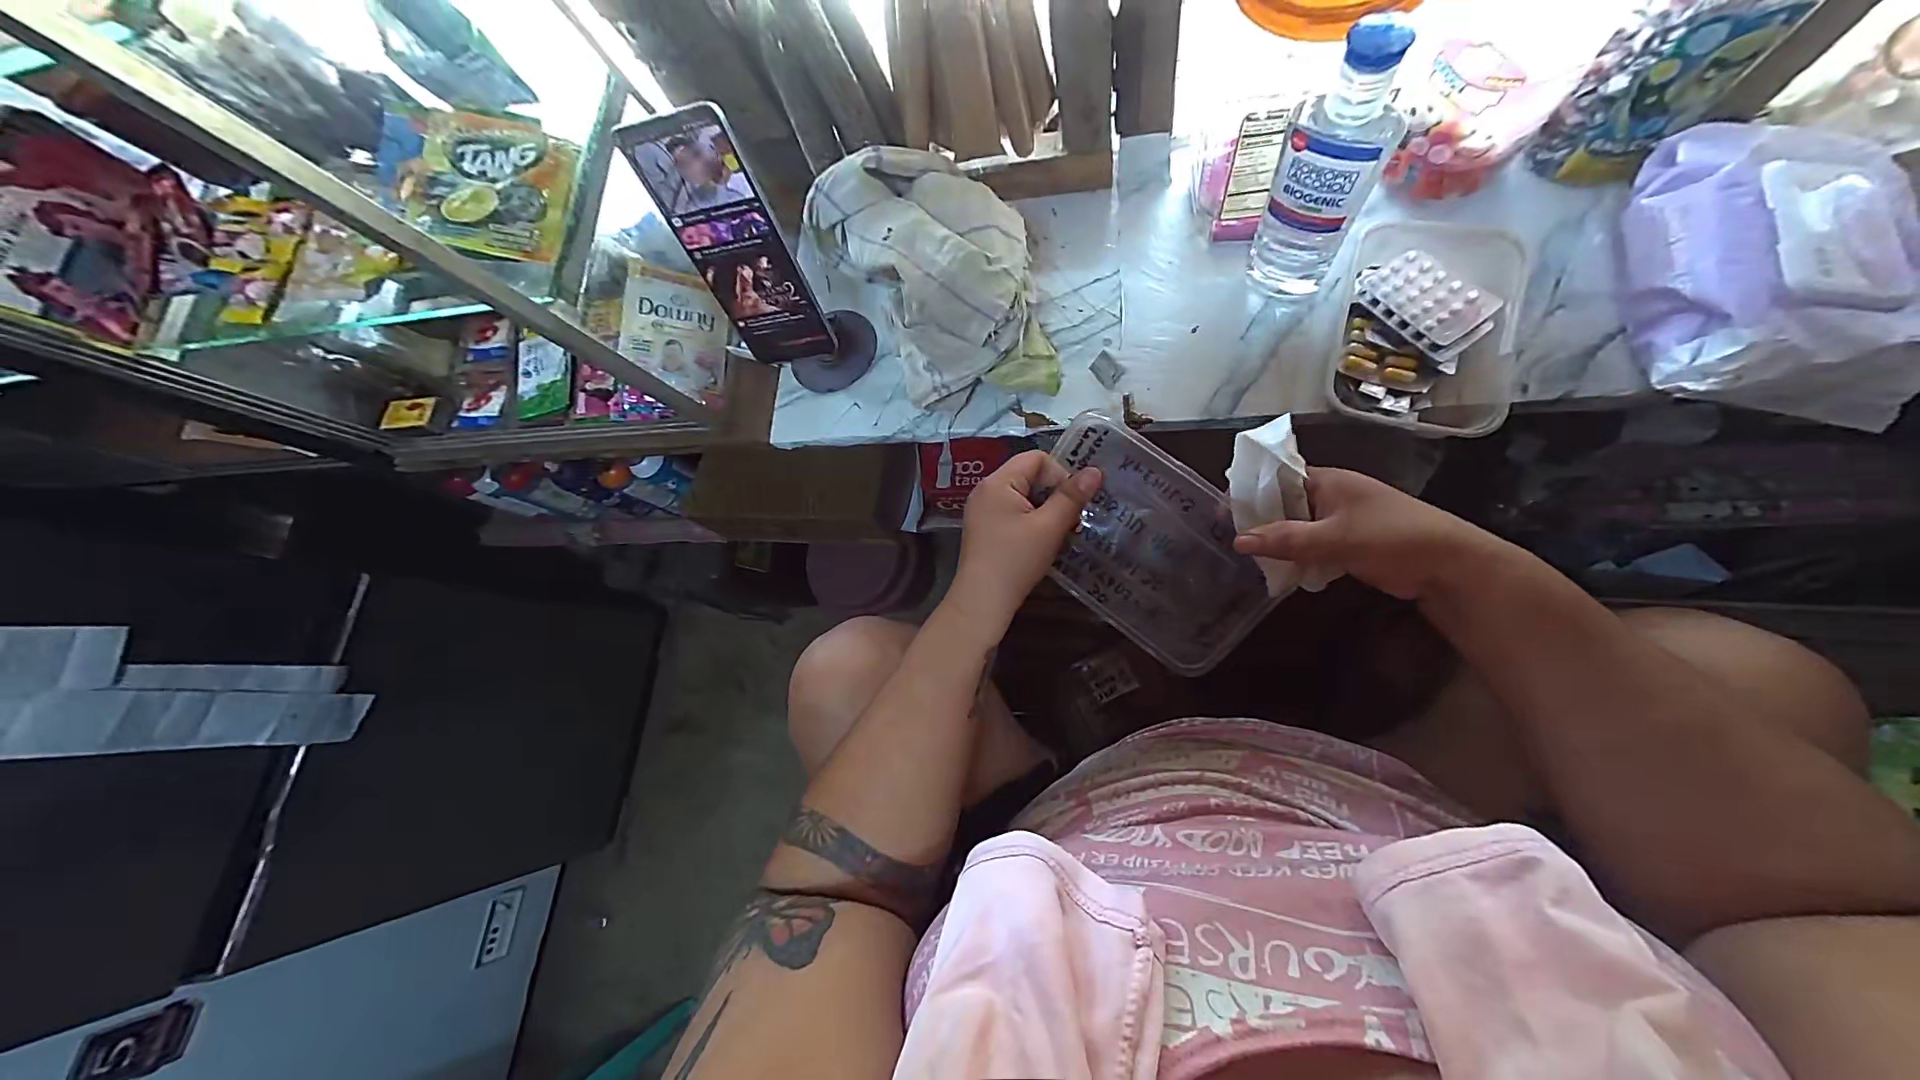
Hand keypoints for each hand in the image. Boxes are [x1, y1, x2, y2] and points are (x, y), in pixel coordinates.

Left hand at [949, 450, 1101, 627]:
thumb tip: (1095, 472)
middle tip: (1071, 520)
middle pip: (1029, 476)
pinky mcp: (984, 530)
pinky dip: (1031, 523)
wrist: (982, 600)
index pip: (1036, 458)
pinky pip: (1013, 514)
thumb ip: (1072, 497)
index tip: (1073, 502)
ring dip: (1046, 511)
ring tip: (1059, 534)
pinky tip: (1041, 544)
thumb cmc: (1016, 559)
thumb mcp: (1049, 527)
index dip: (1061, 474)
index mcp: (998, 482)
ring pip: (1024, 497)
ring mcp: (982, 511)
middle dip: (1055, 495)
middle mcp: (986, 490)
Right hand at [1232, 467, 1510, 600]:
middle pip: (1282, 504)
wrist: (1450, 567)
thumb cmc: (1394, 537)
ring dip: (1275, 542)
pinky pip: (1308, 546)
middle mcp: (1329, 497)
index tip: (1221, 512)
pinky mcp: (1345, 545)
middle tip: (1226, 538)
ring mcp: (1338, 521)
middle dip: (1258, 521)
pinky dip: (1293, 557)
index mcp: (1328, 481)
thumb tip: (1237, 540)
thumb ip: (1286, 539)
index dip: (1249, 491)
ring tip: (1244, 558)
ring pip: (1294, 528)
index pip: (1277, 477)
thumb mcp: (1335, 537)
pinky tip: (1276, 572)